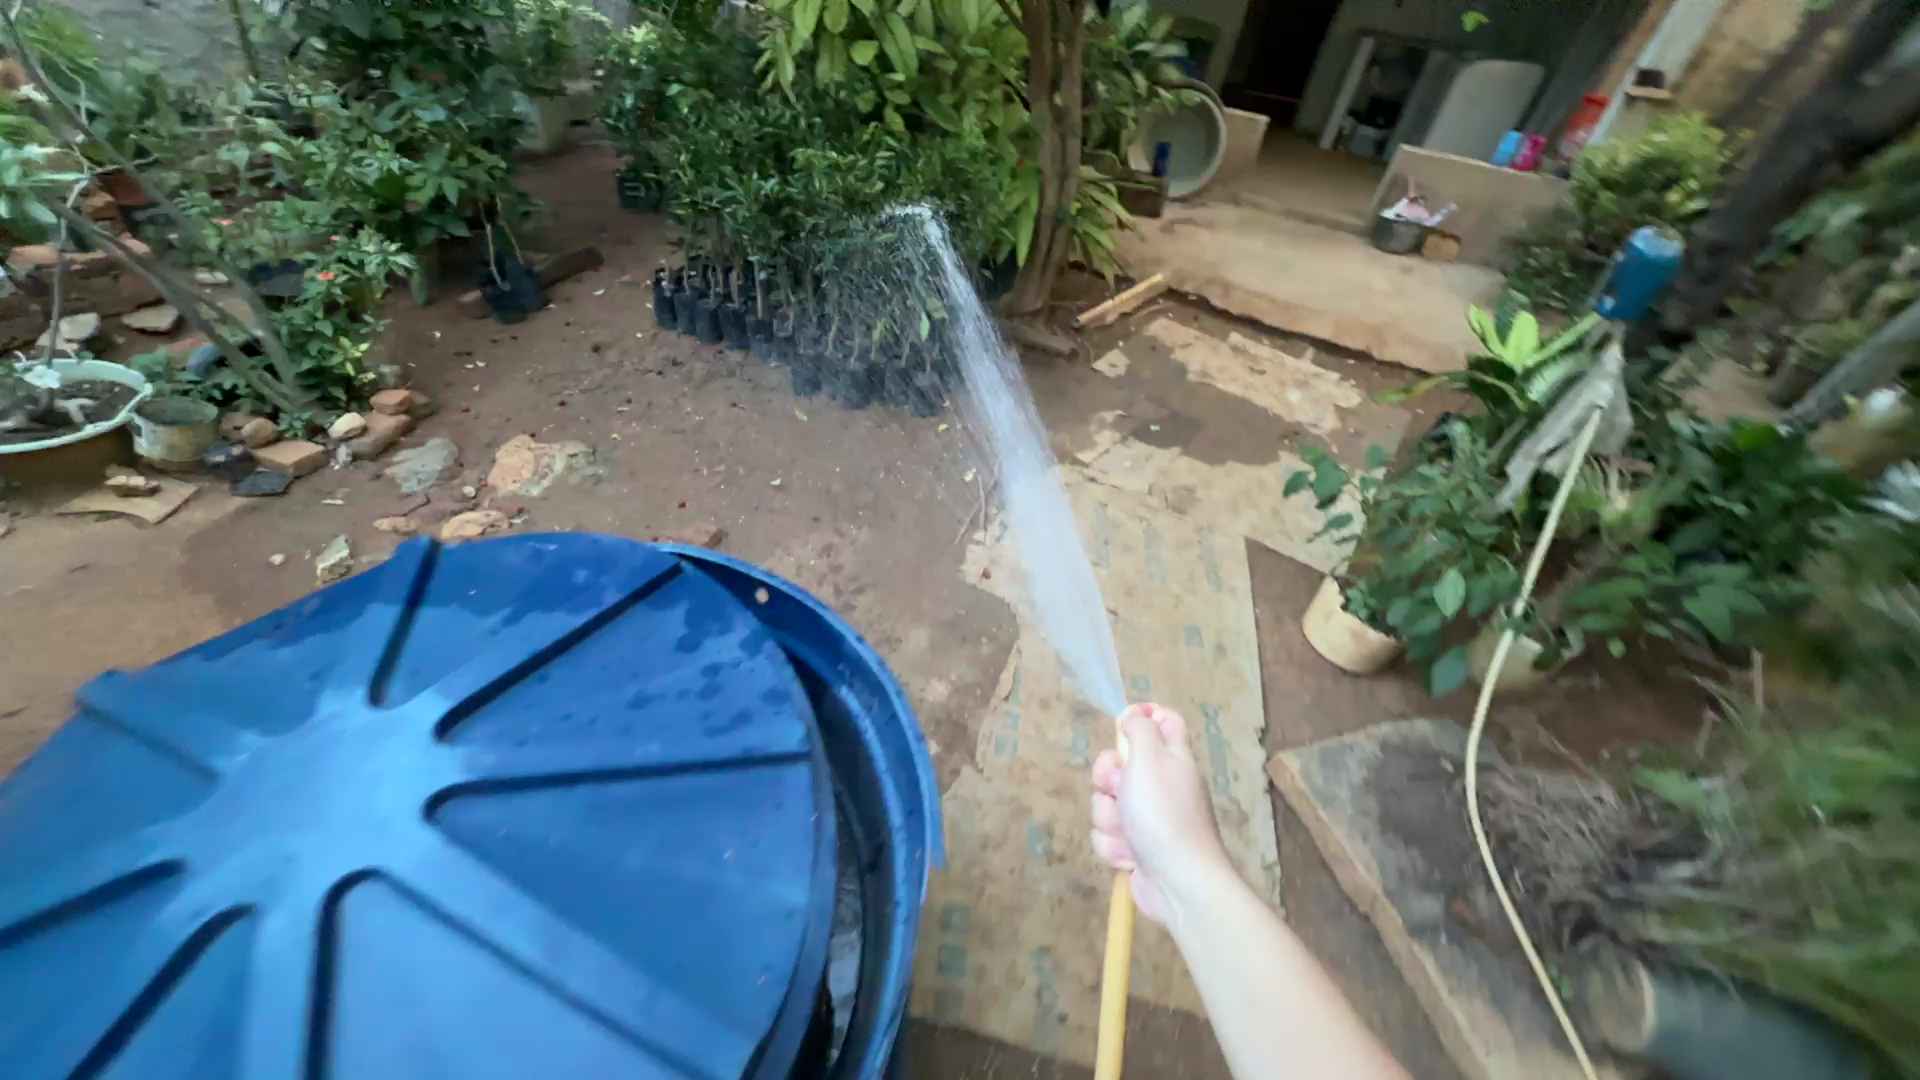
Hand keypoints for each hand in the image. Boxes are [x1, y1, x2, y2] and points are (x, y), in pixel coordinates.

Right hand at [1091, 702, 1230, 928]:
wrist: (1179, 882)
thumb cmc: (1164, 814)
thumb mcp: (1150, 758)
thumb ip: (1140, 730)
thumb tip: (1133, 715)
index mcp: (1172, 758)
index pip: (1164, 721)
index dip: (1143, 714)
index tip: (1121, 722)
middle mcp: (1161, 784)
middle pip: (1120, 763)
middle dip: (1107, 776)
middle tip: (1117, 786)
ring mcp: (1148, 818)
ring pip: (1108, 801)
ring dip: (1109, 817)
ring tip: (1127, 831)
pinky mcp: (1135, 848)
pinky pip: (1108, 834)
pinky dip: (1112, 845)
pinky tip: (1128, 856)